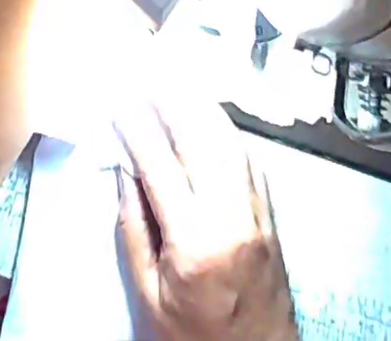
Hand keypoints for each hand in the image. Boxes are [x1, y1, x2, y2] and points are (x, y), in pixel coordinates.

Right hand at [116, 94, 297, 340]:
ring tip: (174, 84)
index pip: (159, 161)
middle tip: (146, 77)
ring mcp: (257, 214)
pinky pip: (248, 159)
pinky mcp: (271, 218)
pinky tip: (208, 117)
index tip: (118, 101)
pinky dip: (225, 130)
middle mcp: (231, 217)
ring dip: (199, 106)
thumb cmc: (194, 340)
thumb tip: (125, 166)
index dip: (135, 125)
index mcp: (195, 240)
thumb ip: (133, 225)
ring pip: (228, 140)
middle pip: (198, 137)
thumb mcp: (147, 294)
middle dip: (169, 100)